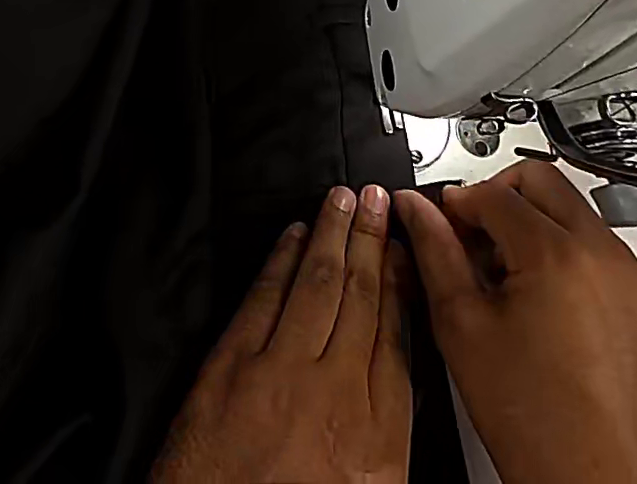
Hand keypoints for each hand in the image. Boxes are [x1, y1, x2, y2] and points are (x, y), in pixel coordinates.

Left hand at [151, 185, 411, 483]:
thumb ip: (384, 425)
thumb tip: (394, 365)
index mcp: (375, 435)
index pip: (397, 337)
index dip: (401, 284)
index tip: (404, 250)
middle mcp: (333, 394)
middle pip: (360, 297)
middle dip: (372, 241)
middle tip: (378, 201)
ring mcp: (280, 372)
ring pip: (317, 284)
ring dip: (332, 235)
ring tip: (344, 201)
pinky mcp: (233, 365)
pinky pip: (265, 296)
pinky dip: (281, 259)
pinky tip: (294, 237)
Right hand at [394, 162, 636, 483]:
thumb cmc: (542, 428)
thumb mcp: (462, 326)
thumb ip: (434, 251)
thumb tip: (414, 207)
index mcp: (558, 257)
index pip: (493, 191)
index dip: (455, 201)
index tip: (439, 218)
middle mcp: (607, 259)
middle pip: (541, 180)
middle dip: (497, 194)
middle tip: (470, 231)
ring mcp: (635, 282)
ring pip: (572, 211)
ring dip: (530, 221)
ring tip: (500, 272)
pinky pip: (598, 248)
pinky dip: (562, 250)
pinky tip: (535, 299)